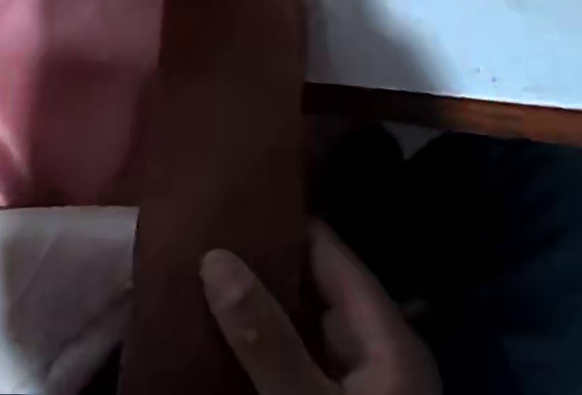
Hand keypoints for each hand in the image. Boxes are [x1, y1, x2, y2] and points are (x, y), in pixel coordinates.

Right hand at [201, 222, 438, 394]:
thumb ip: (267, 338)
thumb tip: (215, 257)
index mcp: (385, 333)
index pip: (327, 251)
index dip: (279, 223)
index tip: (227, 204)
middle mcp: (372, 348)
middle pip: (309, 286)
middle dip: (256, 268)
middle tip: (198, 244)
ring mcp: (355, 383)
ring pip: (297, 325)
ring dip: (253, 309)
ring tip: (197, 279)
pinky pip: (294, 362)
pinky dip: (260, 349)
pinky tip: (218, 338)